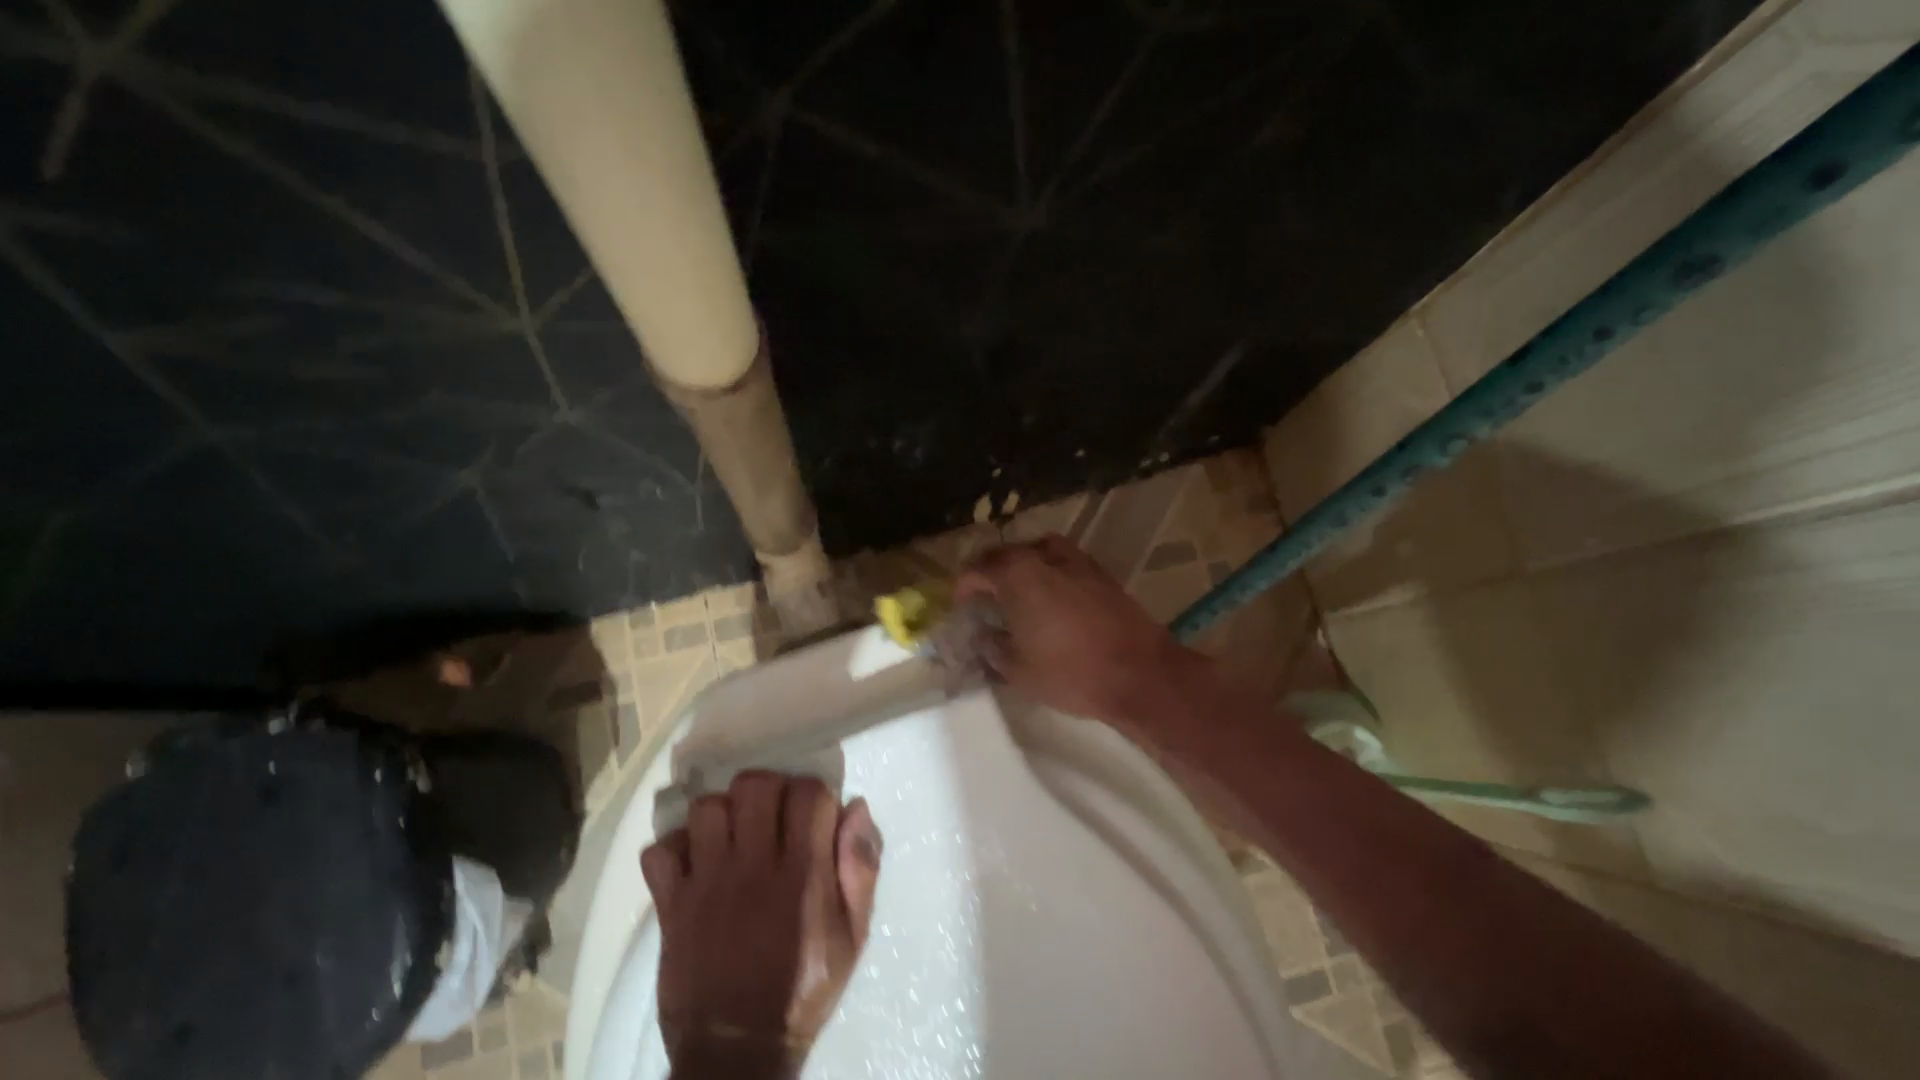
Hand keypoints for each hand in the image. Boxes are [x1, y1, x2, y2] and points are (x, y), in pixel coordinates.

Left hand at [640, 772, 882, 1076]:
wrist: (738, 1048)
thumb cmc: (803, 988)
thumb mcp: (853, 937)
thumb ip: (860, 869)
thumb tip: (856, 808)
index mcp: (802, 873)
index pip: (807, 793)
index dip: (814, 794)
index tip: (813, 814)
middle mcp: (753, 866)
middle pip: (753, 786)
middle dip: (768, 790)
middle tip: (771, 816)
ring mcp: (706, 883)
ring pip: (706, 808)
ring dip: (721, 814)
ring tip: (731, 837)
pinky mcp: (670, 904)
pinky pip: (661, 850)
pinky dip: (674, 848)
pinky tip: (693, 864)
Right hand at [954, 535, 1211, 732]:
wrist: (1140, 674)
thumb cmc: (1070, 672)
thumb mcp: (1018, 670)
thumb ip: (992, 647)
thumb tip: (983, 635)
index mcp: (1018, 574)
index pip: (978, 568)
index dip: (964, 585)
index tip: (959, 604)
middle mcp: (1046, 557)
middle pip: (1008, 554)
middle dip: (991, 572)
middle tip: (983, 596)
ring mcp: (1078, 561)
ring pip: (1038, 552)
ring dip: (1021, 567)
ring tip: (1015, 593)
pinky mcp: (1102, 574)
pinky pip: (1063, 563)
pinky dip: (1048, 573)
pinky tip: (1049, 599)